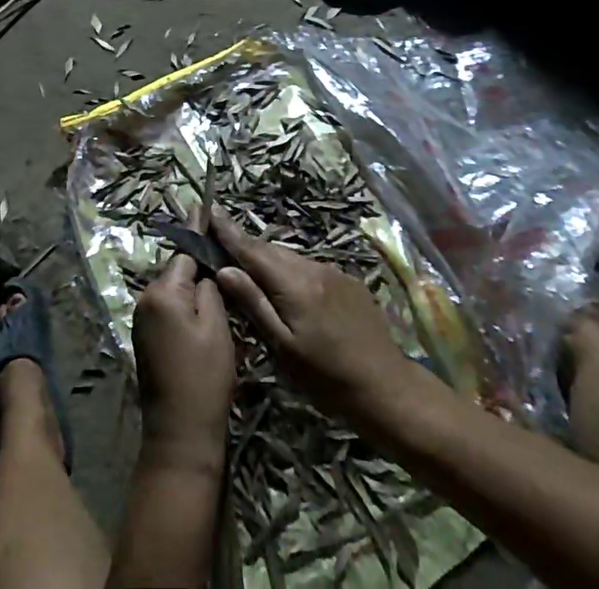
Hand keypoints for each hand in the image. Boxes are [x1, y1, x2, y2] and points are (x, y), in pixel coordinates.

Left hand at [133, 252, 235, 470]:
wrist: (180, 430)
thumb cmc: (204, 376)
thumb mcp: (216, 328)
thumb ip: (211, 291)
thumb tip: (205, 273)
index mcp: (162, 293)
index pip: (184, 254)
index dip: (198, 232)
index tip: (203, 205)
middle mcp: (145, 300)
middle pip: (177, 272)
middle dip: (198, 262)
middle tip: (224, 248)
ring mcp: (142, 320)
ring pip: (173, 292)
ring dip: (193, 286)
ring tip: (221, 276)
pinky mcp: (146, 338)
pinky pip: (168, 309)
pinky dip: (185, 305)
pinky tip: (204, 308)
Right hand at [208, 205, 414, 422]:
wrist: (388, 390)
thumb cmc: (327, 377)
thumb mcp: (283, 346)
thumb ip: (253, 304)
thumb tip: (224, 270)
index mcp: (294, 284)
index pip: (252, 250)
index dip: (228, 230)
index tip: (210, 210)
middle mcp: (314, 269)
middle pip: (270, 250)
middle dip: (244, 244)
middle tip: (220, 241)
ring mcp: (335, 273)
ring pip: (290, 258)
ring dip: (267, 259)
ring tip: (248, 268)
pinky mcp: (349, 282)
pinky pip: (309, 268)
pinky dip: (290, 271)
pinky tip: (286, 288)